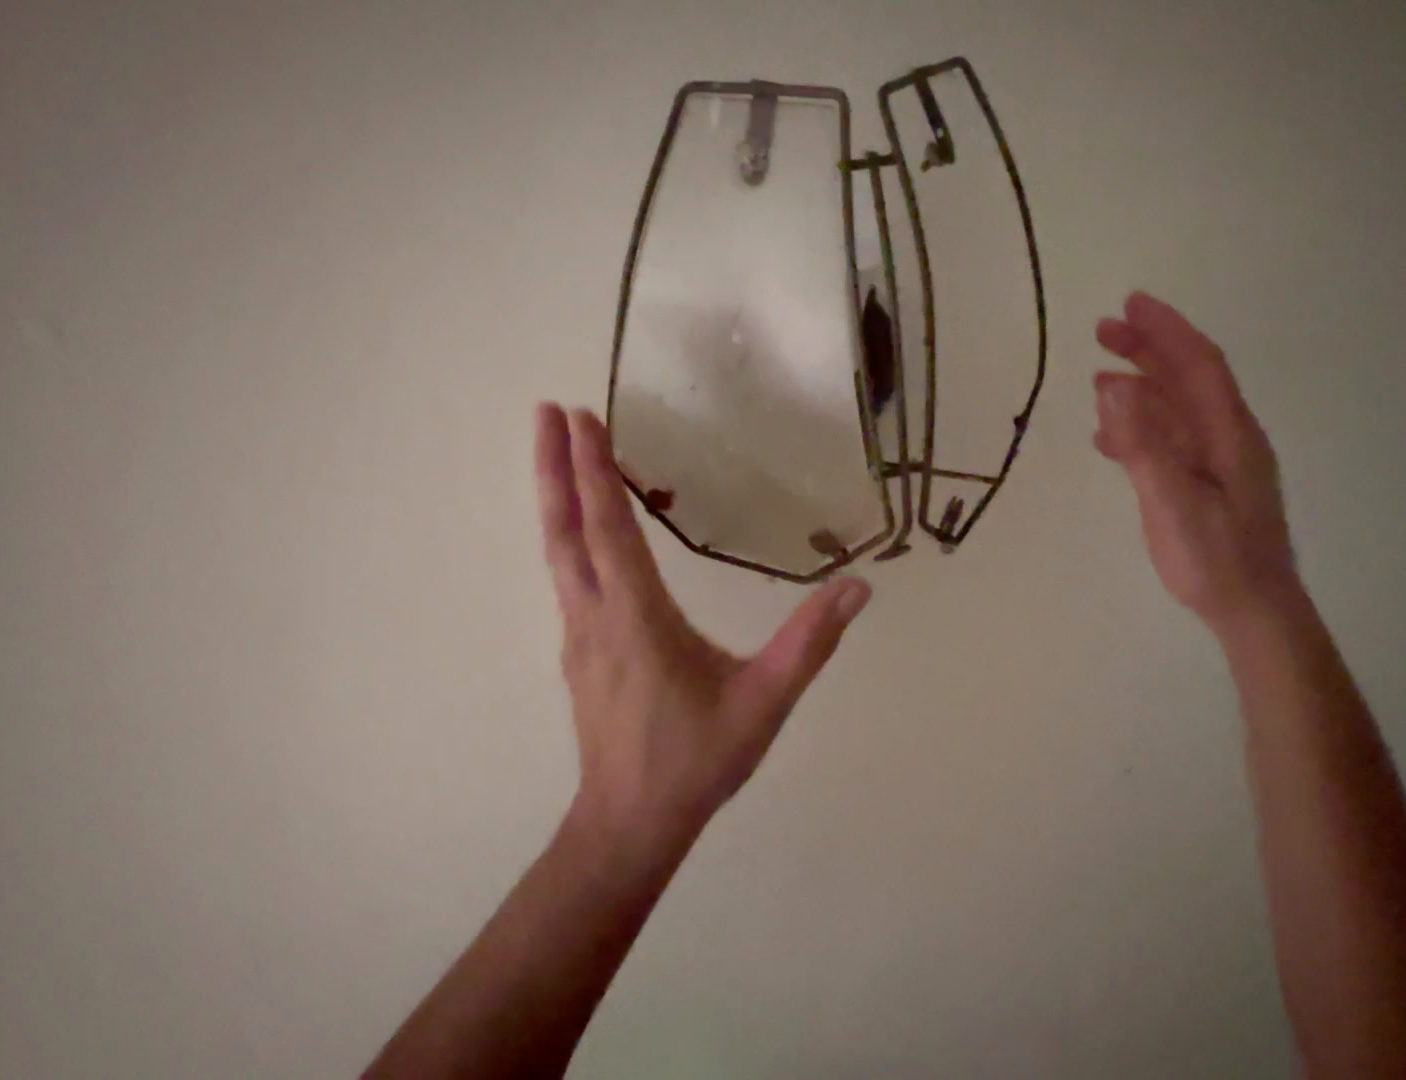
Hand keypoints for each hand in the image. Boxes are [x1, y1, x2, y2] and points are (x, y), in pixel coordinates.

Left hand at [533, 404, 871, 847]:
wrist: (630, 823)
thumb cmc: (696, 760)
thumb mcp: (765, 701)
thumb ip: (811, 643)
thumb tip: (857, 587)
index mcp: (637, 618)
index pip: (609, 529)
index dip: (596, 471)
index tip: (580, 418)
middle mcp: (597, 617)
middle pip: (565, 531)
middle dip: (556, 468)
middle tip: (548, 412)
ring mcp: (579, 638)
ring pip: (558, 556)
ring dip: (556, 500)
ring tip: (557, 455)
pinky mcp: (579, 656)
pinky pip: (568, 580)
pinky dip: (569, 539)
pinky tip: (582, 536)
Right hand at [1093, 293, 1299, 629]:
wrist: (1253, 610)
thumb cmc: (1215, 558)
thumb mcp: (1172, 501)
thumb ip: (1143, 445)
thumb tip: (1112, 386)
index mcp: (1229, 433)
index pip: (1198, 364)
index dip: (1166, 330)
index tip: (1130, 304)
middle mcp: (1229, 438)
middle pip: (1189, 379)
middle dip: (1149, 350)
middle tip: (1103, 332)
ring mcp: (1220, 463)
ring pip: (1179, 409)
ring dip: (1142, 388)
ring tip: (1100, 378)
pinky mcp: (1208, 486)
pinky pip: (1172, 440)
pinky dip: (1140, 429)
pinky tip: (1110, 440)